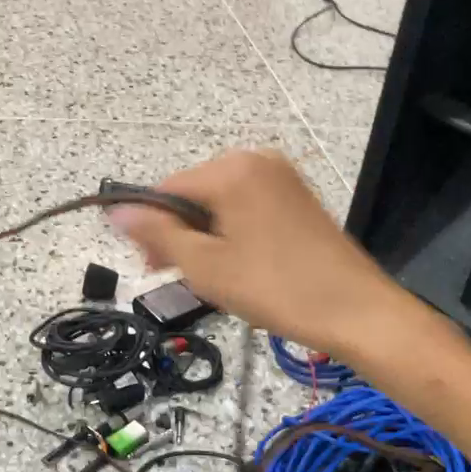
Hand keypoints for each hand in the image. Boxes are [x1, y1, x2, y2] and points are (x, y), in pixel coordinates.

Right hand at [109, 149, 427, 363]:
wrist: (355, 311)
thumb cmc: (275, 288)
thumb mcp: (205, 265)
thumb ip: (157, 233)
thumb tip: (115, 209)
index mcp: (232, 169)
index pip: (166, 189)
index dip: (151, 228)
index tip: (153, 268)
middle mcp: (258, 160)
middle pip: (194, 193)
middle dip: (180, 233)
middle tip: (183, 278)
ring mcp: (283, 177)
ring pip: (220, 203)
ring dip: (206, 237)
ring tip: (216, 279)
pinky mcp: (298, 198)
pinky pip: (247, 208)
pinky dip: (233, 234)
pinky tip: (241, 266)